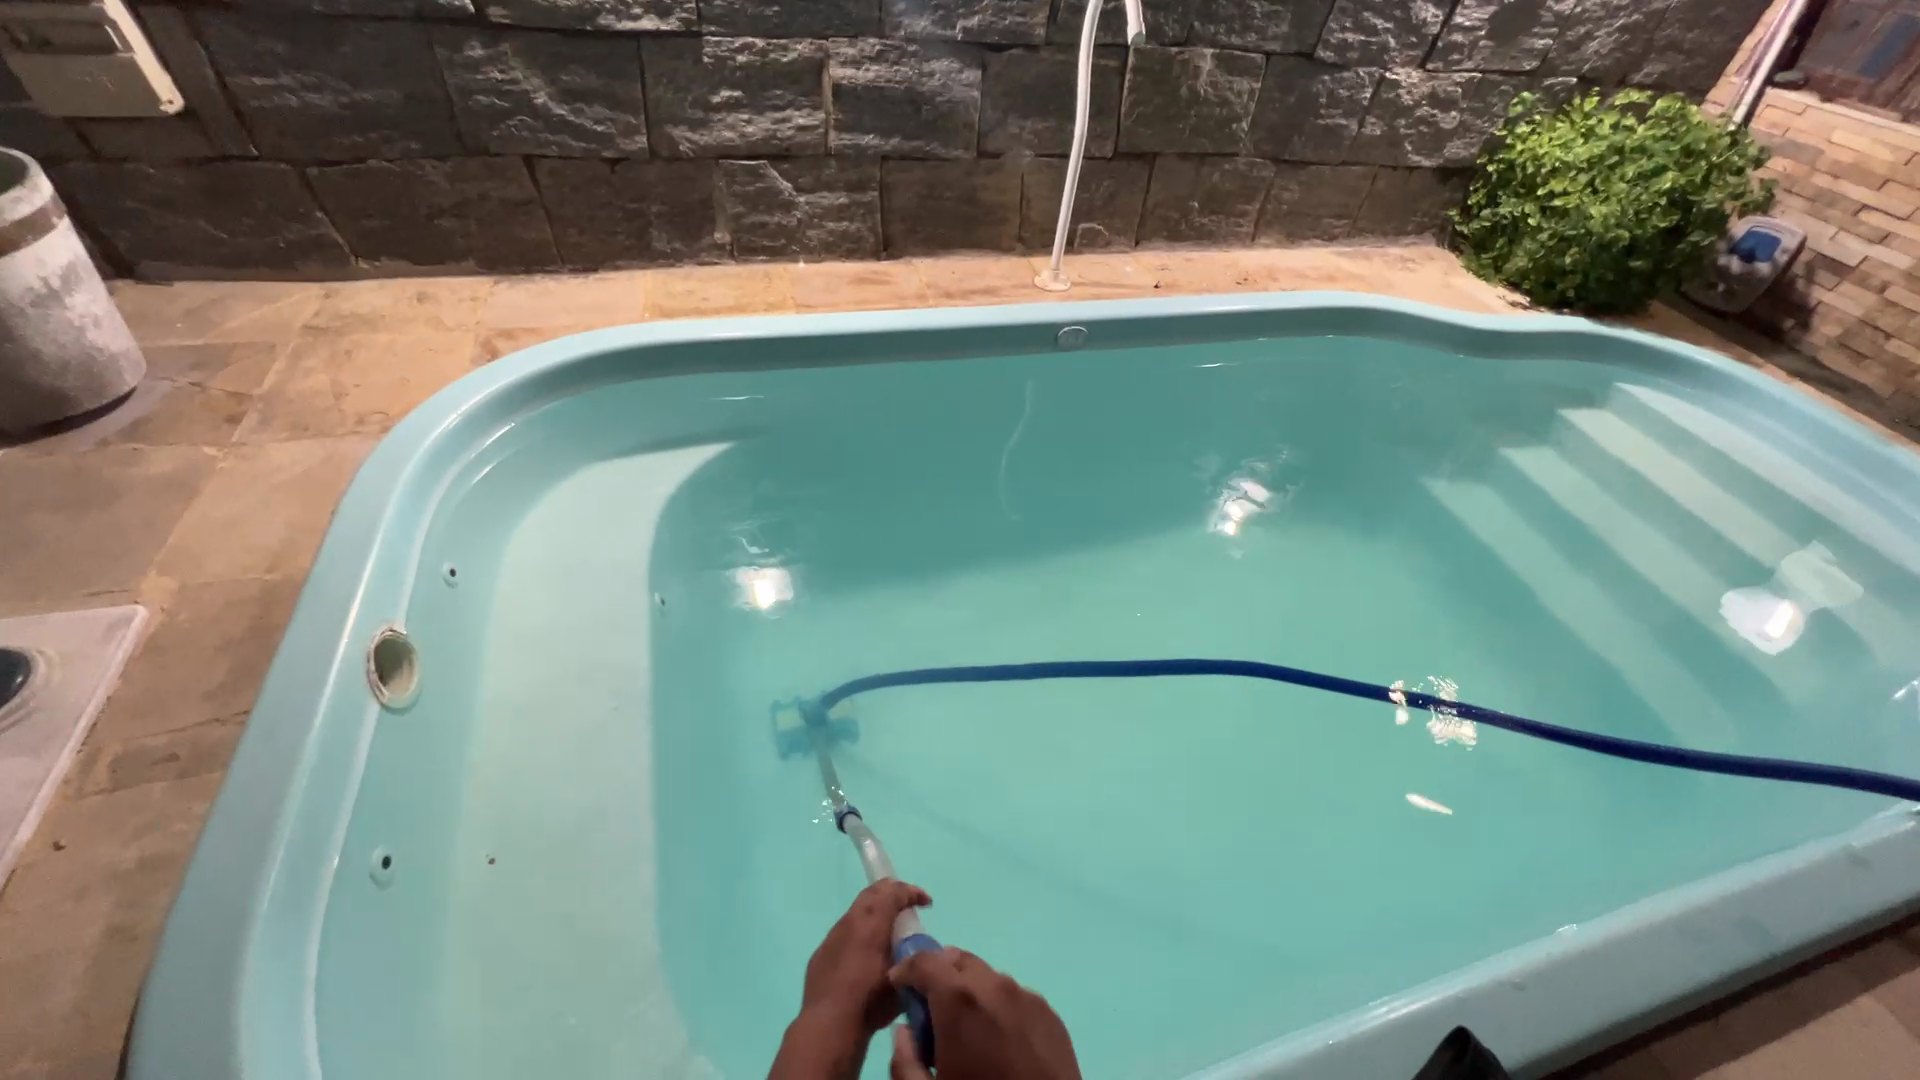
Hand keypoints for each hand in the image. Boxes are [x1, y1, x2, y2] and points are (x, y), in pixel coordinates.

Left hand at [803, 879, 931, 1032]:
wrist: (829, 1024)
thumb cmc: (871, 1000)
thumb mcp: (901, 976)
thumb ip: (912, 957)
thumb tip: (917, 952)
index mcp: (873, 921)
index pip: (895, 892)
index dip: (913, 892)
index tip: (926, 903)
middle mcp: (851, 920)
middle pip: (874, 891)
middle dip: (893, 892)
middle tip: (908, 903)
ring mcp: (832, 936)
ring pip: (857, 911)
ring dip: (874, 913)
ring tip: (887, 928)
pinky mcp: (821, 953)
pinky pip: (844, 932)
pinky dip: (858, 933)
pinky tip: (863, 954)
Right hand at [887, 947, 1081, 1079]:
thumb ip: (904, 1062)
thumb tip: (904, 1032)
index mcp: (960, 1000)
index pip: (925, 960)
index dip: (906, 969)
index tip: (898, 987)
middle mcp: (995, 985)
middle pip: (959, 961)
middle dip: (939, 976)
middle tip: (930, 1010)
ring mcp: (1027, 997)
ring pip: (989, 977)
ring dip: (971, 991)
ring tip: (968, 1030)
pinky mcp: (1050, 1013)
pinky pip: (1015, 996)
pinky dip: (998, 1006)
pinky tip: (998, 1040)